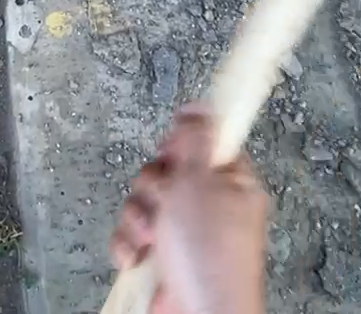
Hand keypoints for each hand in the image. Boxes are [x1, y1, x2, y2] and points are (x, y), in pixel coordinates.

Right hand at [109, 104, 269, 313]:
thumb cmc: (208, 252)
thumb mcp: (200, 179)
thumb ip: (196, 139)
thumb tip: (202, 104)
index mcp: (231, 183)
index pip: (203, 143)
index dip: (181, 145)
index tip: (171, 153)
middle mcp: (209, 205)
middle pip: (166, 169)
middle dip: (151, 186)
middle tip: (161, 199)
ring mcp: (186, 233)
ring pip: (144, 201)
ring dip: (137, 218)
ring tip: (149, 237)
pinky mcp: (164, 257)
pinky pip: (134, 234)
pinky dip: (130, 244)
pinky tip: (137, 257)